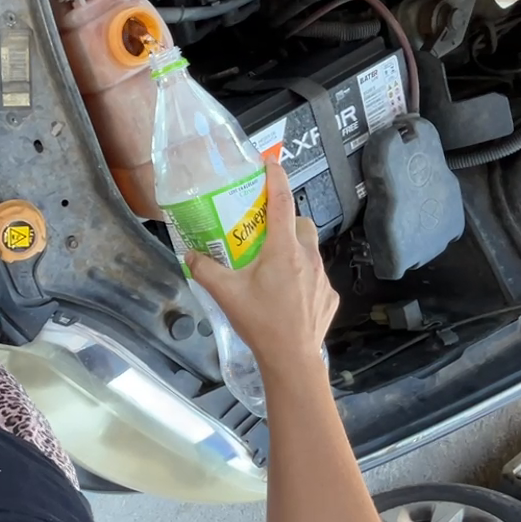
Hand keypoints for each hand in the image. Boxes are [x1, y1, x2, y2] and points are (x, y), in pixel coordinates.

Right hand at [186, 157, 337, 384]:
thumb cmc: (260, 321)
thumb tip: (190, 255)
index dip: (276, 179)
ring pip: (311, 251)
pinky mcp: (329, 297)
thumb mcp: (225, 294)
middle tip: (266, 234)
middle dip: (288, 222)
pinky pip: (317, 278)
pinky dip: (303, 279)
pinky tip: (288, 298)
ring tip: (274, 270)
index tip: (270, 163)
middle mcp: (308, 257)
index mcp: (283, 250)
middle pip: (302, 224)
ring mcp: (323, 278)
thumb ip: (205, 270)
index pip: (282, 202)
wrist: (291, 358)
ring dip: (295, 251)